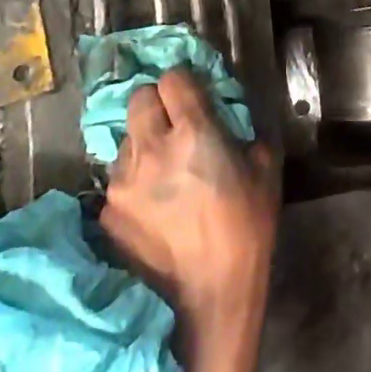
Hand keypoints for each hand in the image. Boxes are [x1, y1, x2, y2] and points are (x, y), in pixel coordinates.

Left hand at [101, 68, 278, 315]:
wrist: (209, 293)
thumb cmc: (247, 224)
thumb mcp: (264, 166)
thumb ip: (244, 131)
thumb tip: (230, 117)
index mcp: (194, 131)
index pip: (172, 78)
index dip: (183, 82)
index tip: (193, 93)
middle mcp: (151, 148)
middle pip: (138, 98)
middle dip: (156, 102)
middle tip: (175, 123)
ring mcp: (122, 182)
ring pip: (126, 139)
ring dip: (144, 142)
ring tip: (164, 169)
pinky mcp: (107, 212)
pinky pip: (118, 179)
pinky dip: (135, 180)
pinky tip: (154, 203)